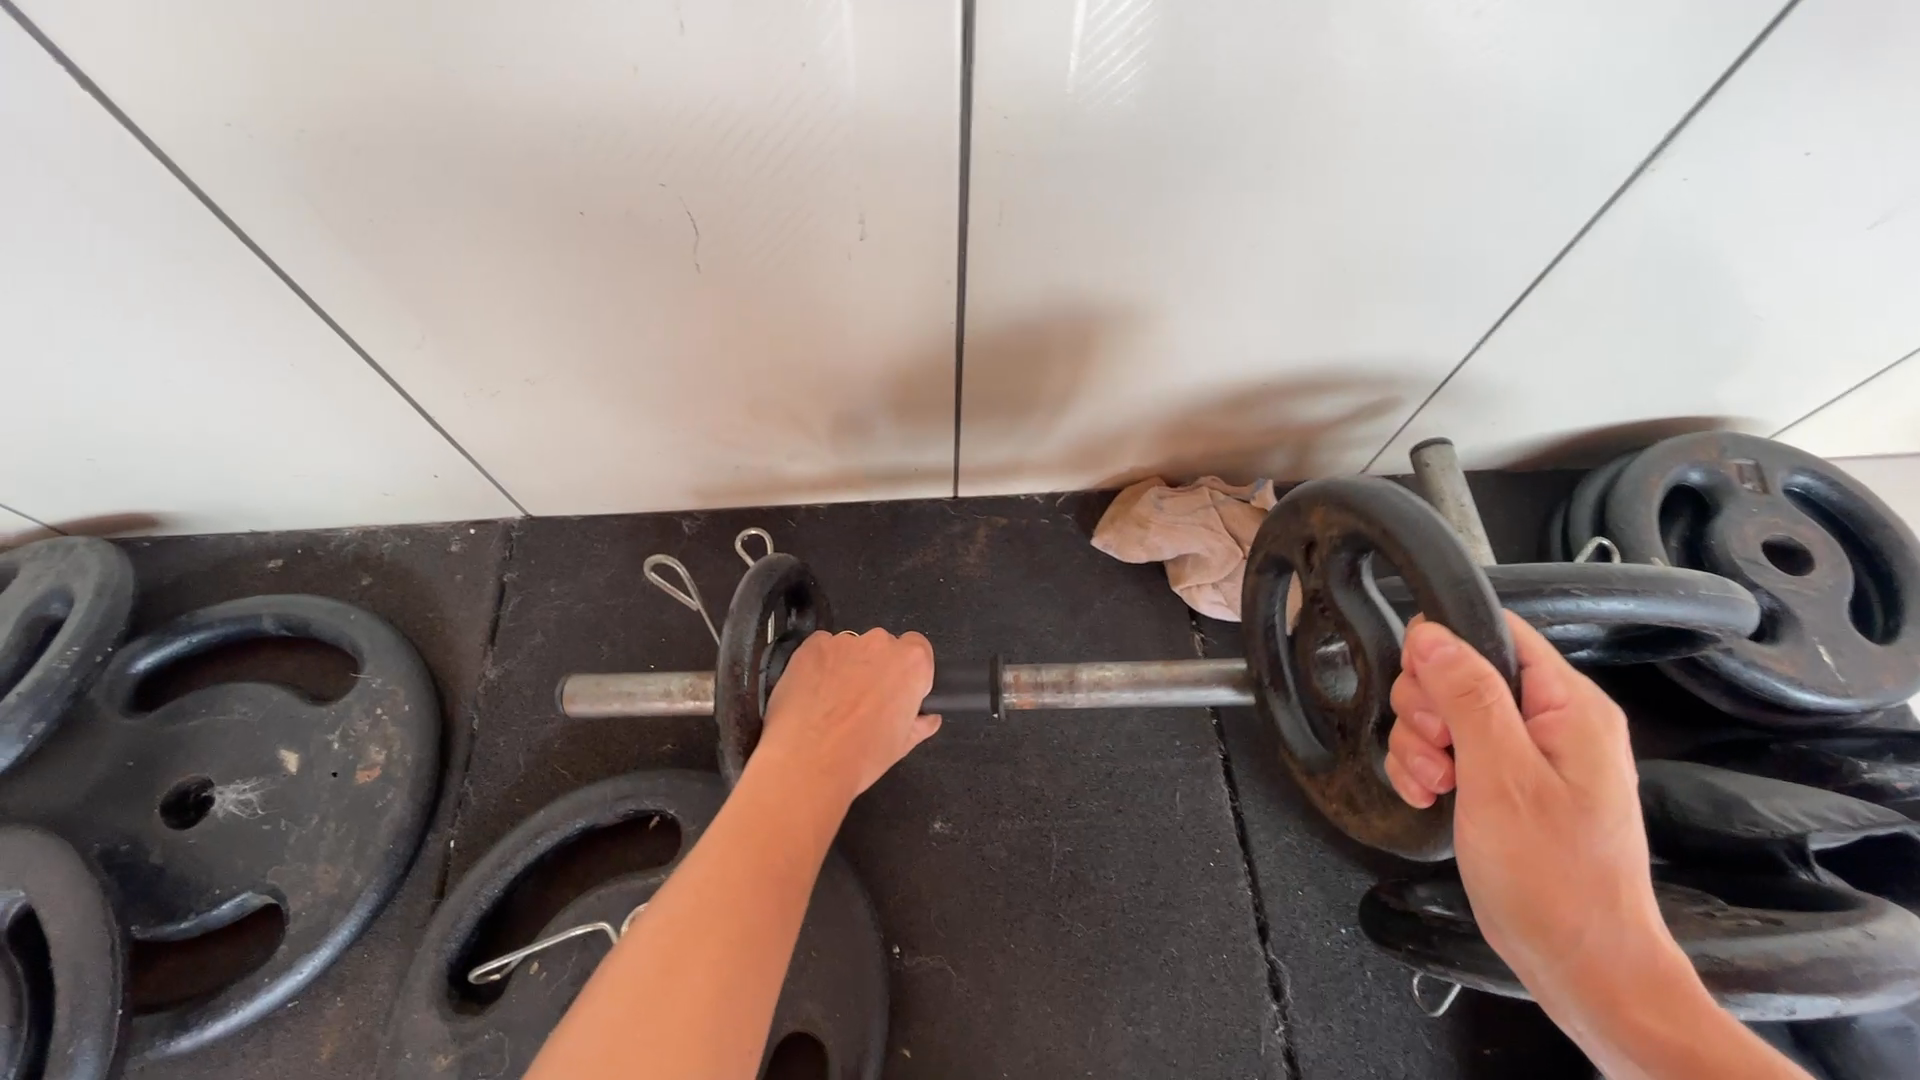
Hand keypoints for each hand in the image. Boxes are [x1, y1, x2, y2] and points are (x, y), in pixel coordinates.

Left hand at [753, 629, 941, 804]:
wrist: (808, 762)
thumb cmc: (861, 756)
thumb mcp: (902, 745)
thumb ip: (920, 724)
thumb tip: (928, 719)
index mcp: (911, 663)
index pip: (918, 648)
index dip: (907, 671)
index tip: (898, 690)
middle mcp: (880, 644)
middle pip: (884, 647)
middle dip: (877, 667)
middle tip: (865, 700)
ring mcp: (844, 642)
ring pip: (851, 648)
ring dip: (848, 666)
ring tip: (834, 702)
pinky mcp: (812, 646)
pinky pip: (822, 648)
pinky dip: (821, 665)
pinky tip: (815, 694)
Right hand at [1385, 613, 1687, 1021]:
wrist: (1580, 964)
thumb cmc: (1556, 878)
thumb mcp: (1501, 776)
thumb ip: (1467, 696)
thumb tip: (1429, 633)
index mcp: (1567, 704)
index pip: (1494, 632)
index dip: (1444, 651)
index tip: (1427, 697)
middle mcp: (1546, 720)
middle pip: (1455, 672)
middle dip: (1425, 710)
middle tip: (1438, 754)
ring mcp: (1521, 753)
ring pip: (1439, 713)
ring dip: (1418, 746)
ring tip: (1434, 786)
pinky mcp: (1498, 782)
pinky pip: (1442, 750)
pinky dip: (1423, 769)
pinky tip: (1429, 797)